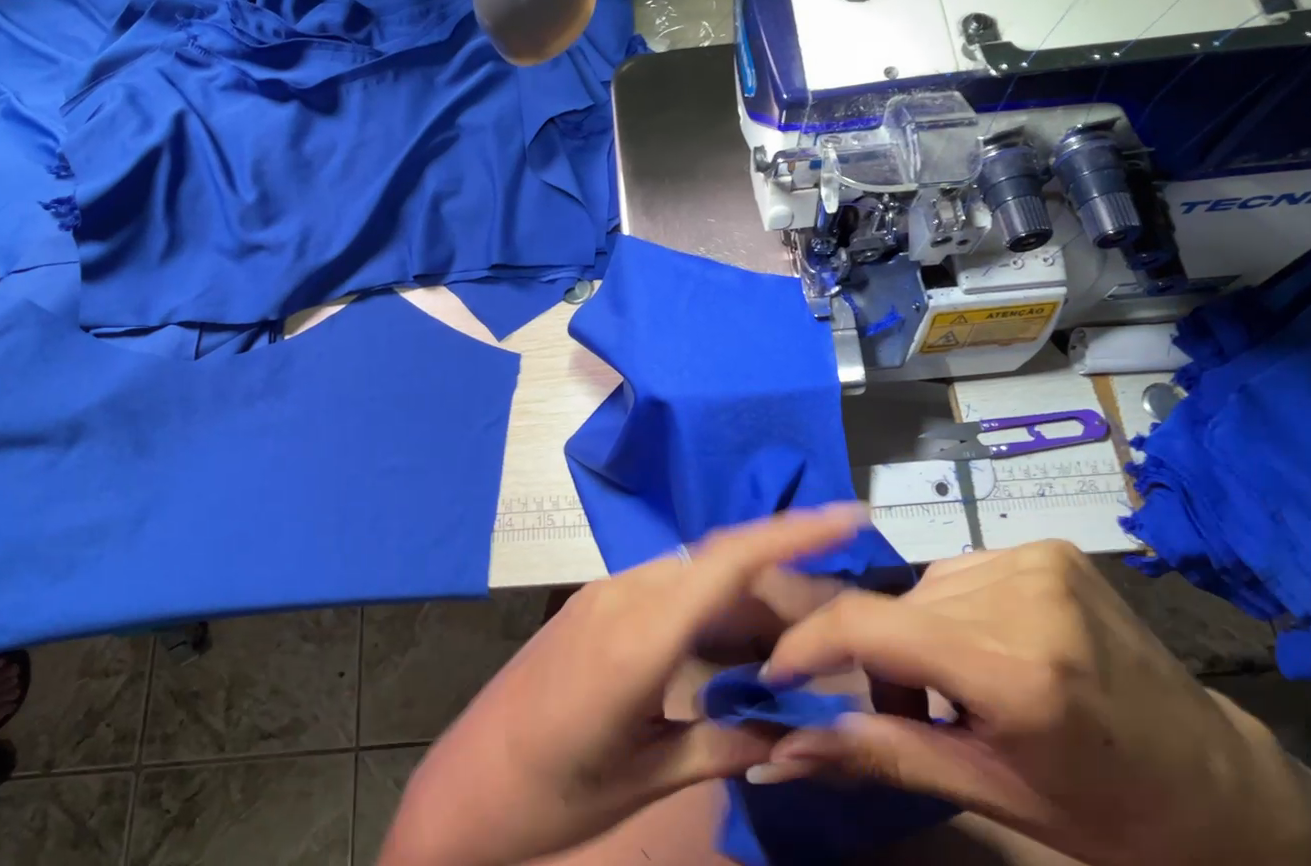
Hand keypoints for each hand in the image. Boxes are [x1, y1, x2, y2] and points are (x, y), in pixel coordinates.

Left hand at [376, 506, 868, 865]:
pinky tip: (729, 655)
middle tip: (833, 634)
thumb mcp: (649, 777)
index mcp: (638, 636)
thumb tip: (803, 732)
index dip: (792, 533)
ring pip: (693, 579)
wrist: (462, 792)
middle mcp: (620, 596)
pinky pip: (665, 592)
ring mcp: (601, 597)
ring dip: (744, 605)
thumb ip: (728, 744)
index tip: (848, 515)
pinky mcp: (591, 608)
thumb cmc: (551, 795)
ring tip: (790, 651)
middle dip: (781, 592)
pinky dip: (708, 614)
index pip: (729, 562)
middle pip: (720, 568)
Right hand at [759, 540, 1310, 865]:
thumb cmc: (1103, 809)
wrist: (1218, 783)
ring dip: (911, 636)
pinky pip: (957, 574)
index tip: (778, 675)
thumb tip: (778, 753)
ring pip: (920, 589)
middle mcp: (1025, 594)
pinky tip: (977, 651)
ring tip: (945, 688)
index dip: (808, 645)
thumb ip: (876, 754)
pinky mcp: (1050, 548)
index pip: (871, 628)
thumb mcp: (986, 790)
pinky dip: (946, 613)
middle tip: (895, 715)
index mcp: (1016, 669)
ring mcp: (1041, 560)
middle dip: (872, 661)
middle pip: (894, 610)